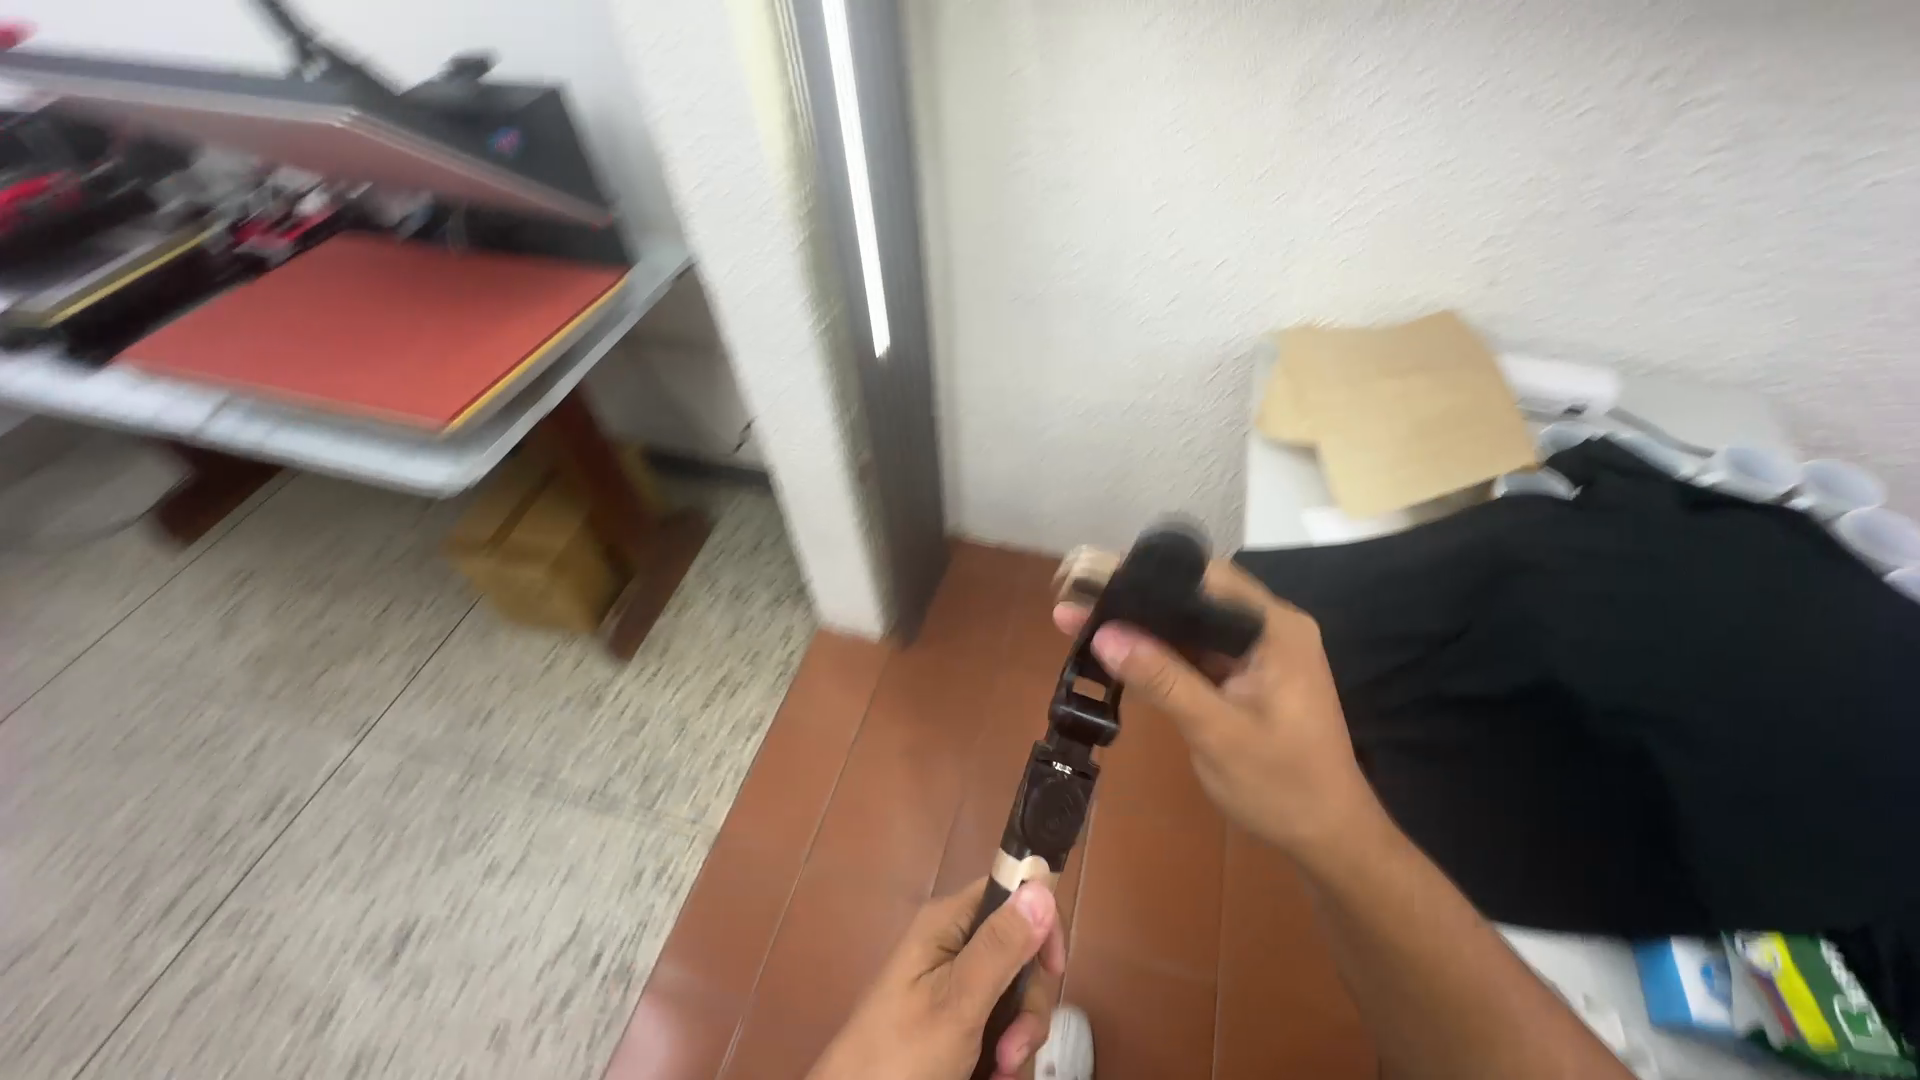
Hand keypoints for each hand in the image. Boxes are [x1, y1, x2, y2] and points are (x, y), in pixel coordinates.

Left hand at [808, 880, 1067, 1079]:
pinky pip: (1001, 1022)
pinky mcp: (957, 1018)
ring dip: (1019, 1035)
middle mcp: (953, 944)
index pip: (1012, 892)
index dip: (1041, 923)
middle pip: (1021, 951)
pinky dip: (1005, 1050)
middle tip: (1013, 1045)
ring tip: (999, 1069)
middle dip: (1028, 1002)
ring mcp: (955, 983)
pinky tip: (992, 1074)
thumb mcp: (958, 1001)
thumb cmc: (901, 1053)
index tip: (1054, 968)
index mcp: (948, 923)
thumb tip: (1041, 883)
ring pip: (1016, 993)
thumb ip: (1000, 946)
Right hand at [1055, 559, 1385, 857]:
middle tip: (1078, 600)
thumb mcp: (1216, 732)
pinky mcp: (1245, 676)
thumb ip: (1162, 679)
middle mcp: (1269, 628)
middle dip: (1137, 599)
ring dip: (1143, 626)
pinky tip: (1116, 654)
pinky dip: (1158, 653)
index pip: (1207, 578)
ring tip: (1083, 621)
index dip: (1150, 573)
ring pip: (1191, 624)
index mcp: (1276, 629)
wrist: (1327, 837)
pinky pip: (1196, 651)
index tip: (1096, 579)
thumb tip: (1104, 633)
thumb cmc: (1282, 785)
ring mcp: (1258, 653)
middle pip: (1195, 596)